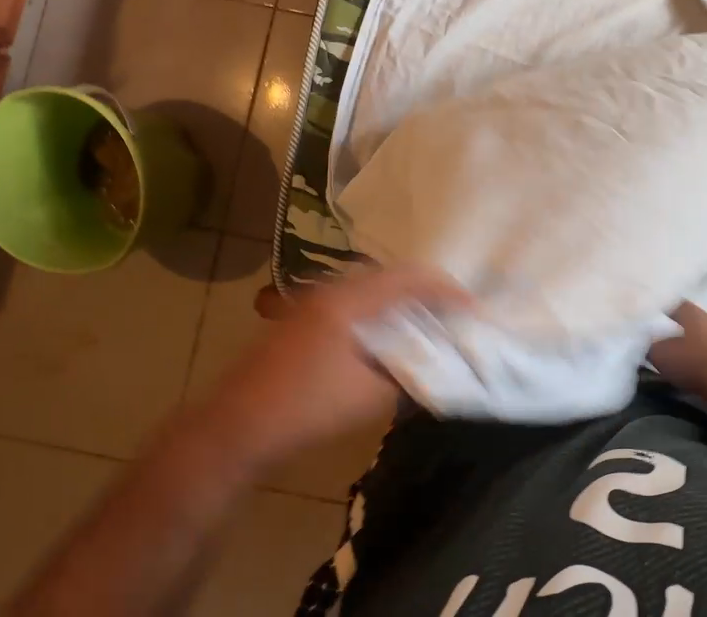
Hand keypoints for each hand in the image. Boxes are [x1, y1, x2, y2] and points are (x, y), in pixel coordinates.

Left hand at [209, 268, 467, 456]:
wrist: (234, 428)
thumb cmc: (306, 409)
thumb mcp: (370, 396)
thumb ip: (411, 375)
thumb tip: (440, 366)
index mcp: (351, 299)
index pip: (412, 277)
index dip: (448, 291)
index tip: (473, 311)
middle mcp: (331, 290)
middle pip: (392, 278)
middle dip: (427, 295)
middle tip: (453, 318)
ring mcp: (310, 303)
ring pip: (370, 291)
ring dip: (401, 305)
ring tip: (426, 330)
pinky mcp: (299, 322)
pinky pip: (352, 305)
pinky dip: (377, 316)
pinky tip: (384, 344)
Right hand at [646, 302, 706, 411]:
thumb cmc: (694, 362)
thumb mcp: (658, 351)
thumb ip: (644, 342)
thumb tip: (636, 338)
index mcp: (689, 309)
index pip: (664, 300)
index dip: (648, 307)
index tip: (633, 316)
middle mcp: (702, 319)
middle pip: (674, 320)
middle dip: (658, 328)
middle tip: (638, 336)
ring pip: (683, 337)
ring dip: (670, 345)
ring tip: (651, 354)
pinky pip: (692, 353)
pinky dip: (681, 359)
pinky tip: (669, 368)